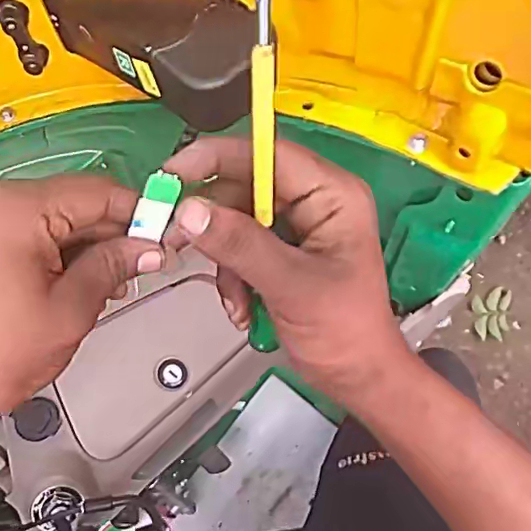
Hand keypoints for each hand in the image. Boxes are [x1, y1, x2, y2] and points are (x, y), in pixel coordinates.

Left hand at [0, 175, 162, 442]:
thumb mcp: (71, 310)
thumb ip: (113, 266)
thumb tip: (144, 247)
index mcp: (9, 209)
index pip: (93, 192)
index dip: (136, 211)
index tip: (160, 229)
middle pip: (67, 201)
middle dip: (108, 233)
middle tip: (141, 260)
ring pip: (45, 215)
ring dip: (81, 244)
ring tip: (109, 280)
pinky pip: (18, 228)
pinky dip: (50, 248)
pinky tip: (74, 277)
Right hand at [161, 137, 413, 402]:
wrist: (356, 376)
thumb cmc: (345, 332)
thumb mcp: (291, 285)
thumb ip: (240, 245)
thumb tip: (191, 211)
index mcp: (332, 196)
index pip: (267, 154)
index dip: (217, 158)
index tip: (175, 175)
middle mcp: (313, 204)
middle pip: (244, 188)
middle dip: (215, 224)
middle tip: (180, 243)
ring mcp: (296, 229)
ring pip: (236, 222)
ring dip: (225, 262)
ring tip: (236, 298)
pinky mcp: (282, 254)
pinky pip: (240, 249)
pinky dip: (232, 278)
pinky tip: (243, 306)